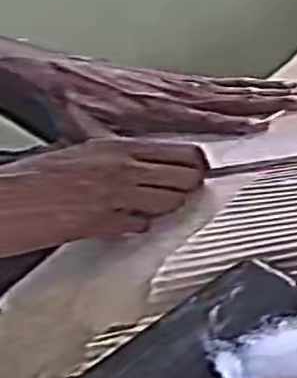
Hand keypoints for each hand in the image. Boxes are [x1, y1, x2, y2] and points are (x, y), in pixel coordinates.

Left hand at [0, 51, 296, 139]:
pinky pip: (224, 82)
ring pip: (236, 88)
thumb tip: (148, 165)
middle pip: (235, 99)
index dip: (238, 124)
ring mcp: (181, 86)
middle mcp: (178, 96)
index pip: (210, 120)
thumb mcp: (82, 134)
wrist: (46, 74)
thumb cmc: (64, 104)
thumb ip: (122, 149)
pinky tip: (263, 84)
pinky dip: (250, 83)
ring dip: (269, 90)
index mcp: (160, 112)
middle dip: (272, 101)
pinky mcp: (179, 80)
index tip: (266, 127)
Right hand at [0, 139, 208, 256]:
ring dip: (159, 210)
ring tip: (135, 211)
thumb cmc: (19, 183)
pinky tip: (112, 226)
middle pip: (189, 178)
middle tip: (165, 196)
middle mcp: (121, 168)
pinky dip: (131, 229)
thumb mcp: (76, 157)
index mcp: (118, 148)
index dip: (196, 167)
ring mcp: (111, 195)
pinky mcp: (95, 221)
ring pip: (172, 202)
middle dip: (183, 190)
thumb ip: (121, 159)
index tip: (192, 176)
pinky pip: (140, 226)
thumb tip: (159, 166)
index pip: (188, 153)